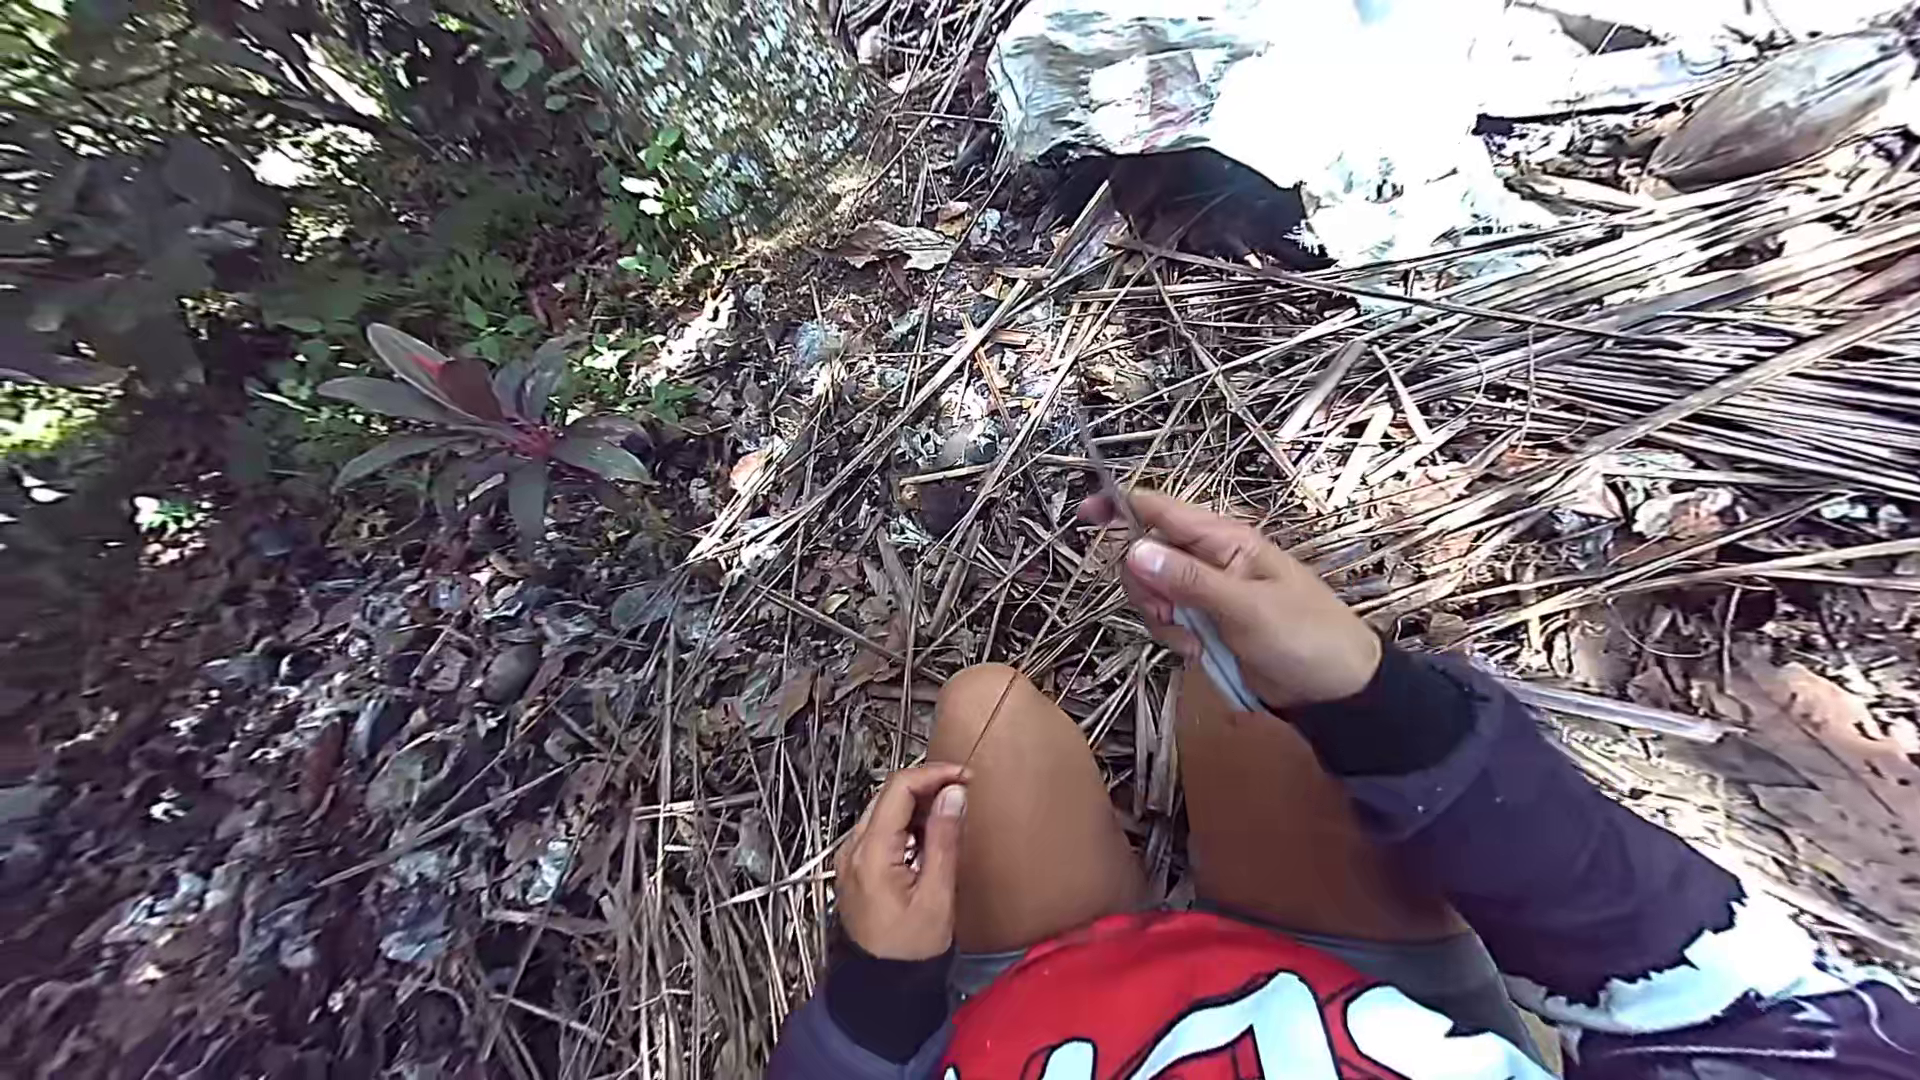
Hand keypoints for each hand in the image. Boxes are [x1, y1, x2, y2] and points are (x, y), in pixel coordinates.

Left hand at [835, 763, 970, 959]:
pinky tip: (929, 835)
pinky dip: (908, 821)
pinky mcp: (857, 865)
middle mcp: (854, 847)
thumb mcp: (936, 895)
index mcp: (871, 852)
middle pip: (890, 793)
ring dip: (919, 802)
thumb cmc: (910, 952)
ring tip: (949, 814)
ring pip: (885, 807)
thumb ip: (944, 839)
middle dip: (928, 785)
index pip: (899, 788)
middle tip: (961, 791)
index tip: (963, 776)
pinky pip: (882, 827)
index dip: (934, 774)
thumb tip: (954, 793)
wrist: (881, 991)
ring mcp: (851, 856)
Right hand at [1080, 491, 1381, 708]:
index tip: (1086, 515)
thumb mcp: (1248, 608)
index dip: (1121, 507)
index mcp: (1223, 540)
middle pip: (1144, 553)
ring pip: (1149, 588)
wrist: (1334, 689)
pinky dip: (1170, 634)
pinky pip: (1162, 617)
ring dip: (1158, 615)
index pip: (1161, 510)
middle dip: (1143, 584)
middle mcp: (1206, 558)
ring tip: (1191, 639)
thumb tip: (1134, 550)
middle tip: (1166, 612)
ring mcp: (1200, 589)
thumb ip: (1189, 580)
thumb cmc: (1305, 636)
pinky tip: (1198, 650)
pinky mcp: (1199, 618)